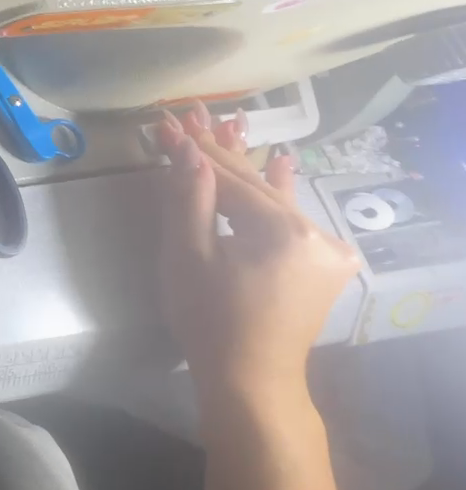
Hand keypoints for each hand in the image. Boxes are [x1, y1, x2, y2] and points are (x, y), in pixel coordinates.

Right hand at [154, 107, 359, 410]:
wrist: (250, 374)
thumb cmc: (207, 314)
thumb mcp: (186, 254)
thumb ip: (188, 200)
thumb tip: (186, 152)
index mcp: (282, 230)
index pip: (227, 179)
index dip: (191, 150)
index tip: (164, 120)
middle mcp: (315, 233)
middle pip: (252, 184)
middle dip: (215, 151)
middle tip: (186, 114)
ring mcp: (324, 249)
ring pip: (271, 198)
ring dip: (243, 165)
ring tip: (226, 124)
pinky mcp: (320, 263)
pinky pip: (291, 216)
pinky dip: (276, 189)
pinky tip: (281, 161)